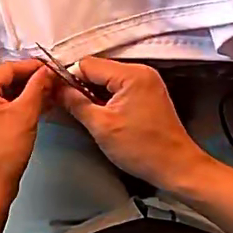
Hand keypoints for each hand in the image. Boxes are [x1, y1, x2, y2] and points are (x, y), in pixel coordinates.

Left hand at [0, 60, 56, 208]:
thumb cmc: (1, 154)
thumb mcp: (24, 115)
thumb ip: (37, 88)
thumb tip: (47, 71)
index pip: (8, 68)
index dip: (34, 67)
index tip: (55, 68)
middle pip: (6, 81)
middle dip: (33, 82)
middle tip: (57, 82)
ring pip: (6, 95)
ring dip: (29, 95)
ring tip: (54, 94)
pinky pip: (2, 109)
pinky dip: (20, 107)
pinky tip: (41, 107)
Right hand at [55, 58, 211, 188]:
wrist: (176, 167)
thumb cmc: (143, 149)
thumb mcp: (100, 126)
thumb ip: (75, 103)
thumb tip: (56, 90)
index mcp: (131, 75)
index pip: (87, 64)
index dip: (68, 79)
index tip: (58, 95)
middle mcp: (141, 72)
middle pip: (97, 69)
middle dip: (80, 86)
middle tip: (69, 107)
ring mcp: (146, 82)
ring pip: (106, 79)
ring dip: (93, 93)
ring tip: (86, 114)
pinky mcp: (147, 93)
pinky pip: (118, 87)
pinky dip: (106, 98)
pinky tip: (101, 115)